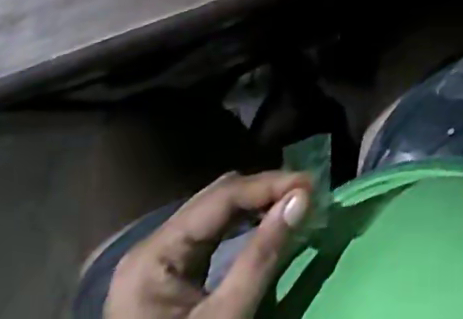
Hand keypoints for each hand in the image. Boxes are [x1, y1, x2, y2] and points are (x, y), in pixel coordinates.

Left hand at [105, 171, 311, 318]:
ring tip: (294, 204)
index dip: (267, 185)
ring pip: (213, 213)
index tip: (311, 185)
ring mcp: (156, 261)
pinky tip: (267, 225)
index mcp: (154, 254)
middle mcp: (150, 246)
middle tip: (307, 194)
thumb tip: (301, 200)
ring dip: (254, 205)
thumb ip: (262, 257)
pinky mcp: (167, 277)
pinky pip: (208, 236)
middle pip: (215, 199)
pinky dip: (241, 226)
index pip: (220, 198)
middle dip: (263, 191)